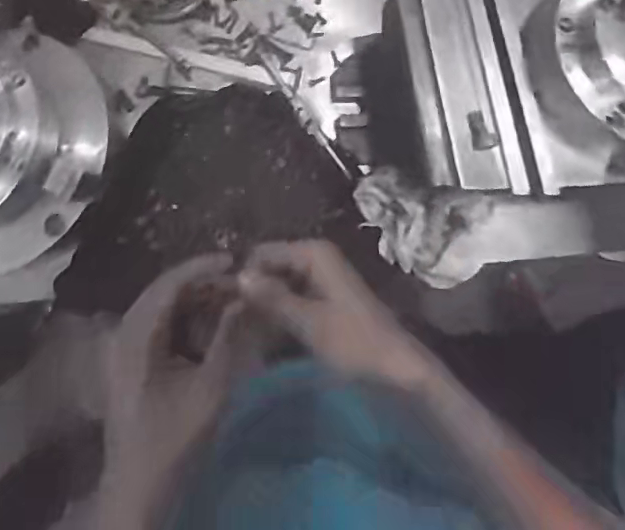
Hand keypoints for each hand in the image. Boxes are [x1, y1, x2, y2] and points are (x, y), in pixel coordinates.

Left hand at [100, 255, 251, 525]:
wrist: (137, 493)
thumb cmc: (173, 441)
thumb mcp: (209, 388)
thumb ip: (228, 338)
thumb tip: (244, 297)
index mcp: (136, 334)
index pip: (170, 282)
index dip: (202, 266)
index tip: (234, 260)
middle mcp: (125, 332)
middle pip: (165, 291)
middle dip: (203, 283)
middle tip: (238, 282)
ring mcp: (124, 347)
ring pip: (163, 307)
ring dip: (196, 301)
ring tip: (230, 299)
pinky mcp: (130, 362)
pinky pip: (160, 325)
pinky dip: (186, 320)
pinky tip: (210, 326)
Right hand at [238, 240, 436, 391]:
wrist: (401, 372)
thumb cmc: (356, 344)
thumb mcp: (309, 322)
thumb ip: (273, 298)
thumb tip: (239, 276)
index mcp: (314, 252)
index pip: (263, 253)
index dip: (244, 275)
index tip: (222, 302)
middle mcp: (317, 256)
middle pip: (272, 265)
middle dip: (254, 288)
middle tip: (230, 319)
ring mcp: (323, 277)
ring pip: (281, 282)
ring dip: (266, 303)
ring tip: (243, 328)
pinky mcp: (327, 298)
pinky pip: (293, 296)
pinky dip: (280, 311)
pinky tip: (266, 333)